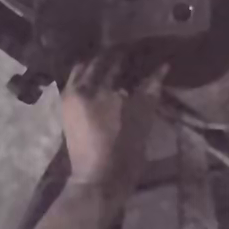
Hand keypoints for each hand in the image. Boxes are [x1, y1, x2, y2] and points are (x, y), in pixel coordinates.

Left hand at [59, 52, 162, 203]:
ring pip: (83, 72)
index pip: (113, 61)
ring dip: (98, 66)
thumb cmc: (122, 152)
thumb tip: (162, 66)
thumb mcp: (141, 121)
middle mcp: (76, 89)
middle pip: (95, 63)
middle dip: (111, 57)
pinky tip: (105, 81)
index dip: (129, 53)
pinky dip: (89, 78)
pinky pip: (76, 84)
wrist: (97, 181)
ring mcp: (68, 99)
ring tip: (117, 67)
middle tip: (130, 54)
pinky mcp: (66, 110)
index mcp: (93, 90)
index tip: (141, 47)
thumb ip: (149, 90)